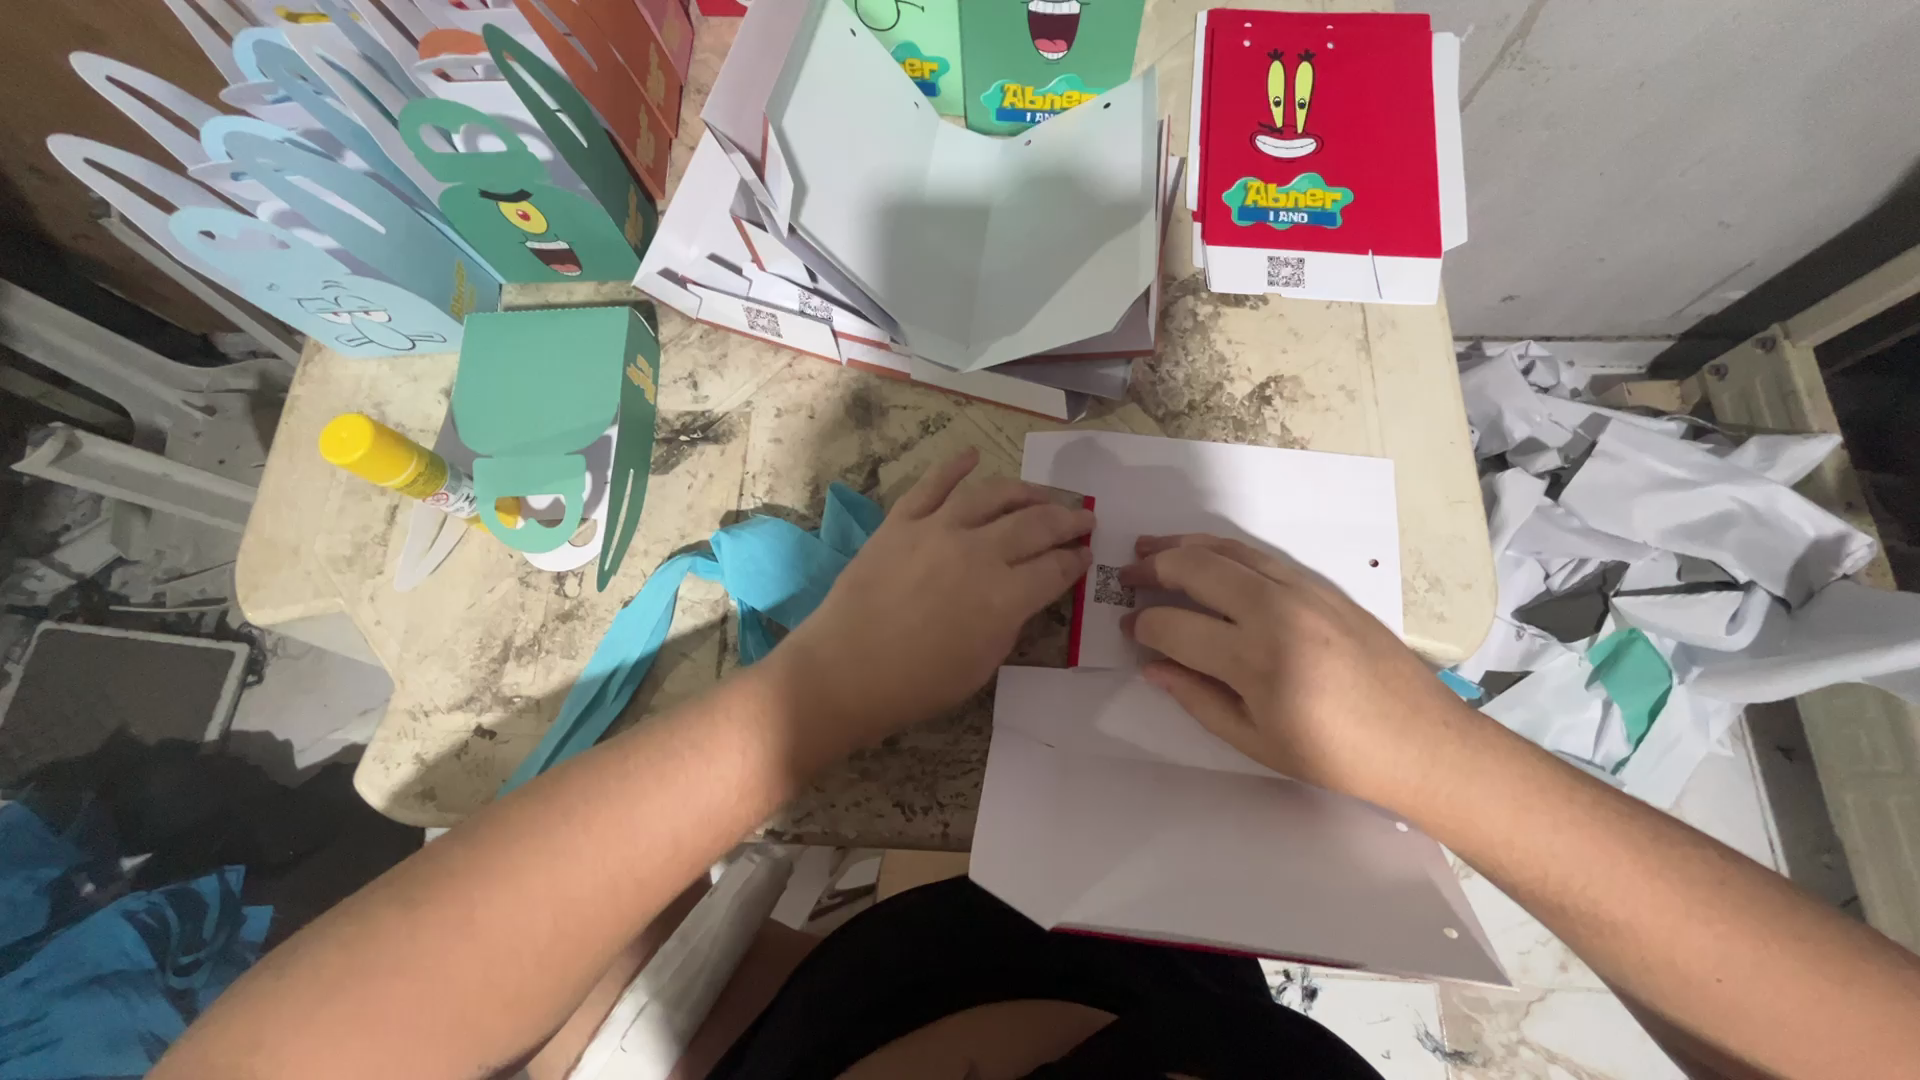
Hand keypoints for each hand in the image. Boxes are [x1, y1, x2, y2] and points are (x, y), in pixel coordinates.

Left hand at [780, 449, 1093, 753]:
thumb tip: (1024, 592)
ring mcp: (938, 529)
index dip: (1077, 561)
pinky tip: (973, 455)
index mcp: (1005, 596)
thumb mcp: (983, 664)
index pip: (1056, 568)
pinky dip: (955, 466)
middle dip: (1068, 520)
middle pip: (1036, 524)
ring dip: (1026, 491)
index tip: (1086, 556)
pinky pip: (933, 485)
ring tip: (1042, 495)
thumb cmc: (918, 684)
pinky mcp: (902, 521)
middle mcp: (979, 552)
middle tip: (1083, 518)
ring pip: (993, 495)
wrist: (845, 670)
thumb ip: (1011, 621)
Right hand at [1120, 534, 1476, 806]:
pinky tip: (1204, 555)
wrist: (1422, 741)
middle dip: (1151, 569)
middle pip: (1195, 569)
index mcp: (1255, 660)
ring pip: (1227, 549)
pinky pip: (1259, 554)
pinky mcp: (1322, 585)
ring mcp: (1302, 591)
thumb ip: (1197, 698)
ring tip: (1149, 547)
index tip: (1127, 630)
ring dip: (1181, 545)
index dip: (1142, 626)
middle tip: (1125, 577)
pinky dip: (1222, 550)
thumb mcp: (1255, 741)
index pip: (1174, 626)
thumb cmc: (1333, 756)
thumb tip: (1151, 665)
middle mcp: (1275, 612)